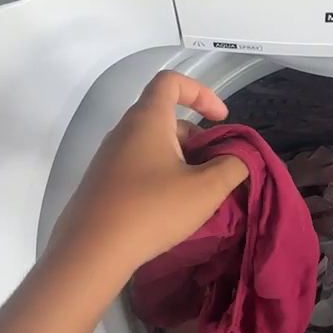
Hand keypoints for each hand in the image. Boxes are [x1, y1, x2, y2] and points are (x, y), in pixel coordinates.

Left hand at [46, 72, 250, 281]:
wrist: (92, 251)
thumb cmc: (152, 210)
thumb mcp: (206, 189)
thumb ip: (233, 165)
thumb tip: (241, 156)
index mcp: (147, 120)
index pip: (171, 81)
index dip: (201, 92)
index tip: (220, 120)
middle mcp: (124, 131)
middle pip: (164, 115)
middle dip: (196, 136)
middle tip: (214, 167)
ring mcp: (108, 157)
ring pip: (152, 143)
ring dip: (180, 159)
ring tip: (196, 192)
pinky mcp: (102, 183)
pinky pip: (137, 165)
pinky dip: (161, 174)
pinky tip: (170, 208)